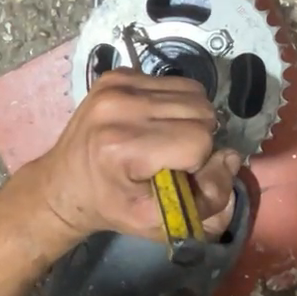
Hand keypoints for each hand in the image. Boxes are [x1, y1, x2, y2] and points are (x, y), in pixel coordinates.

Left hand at [18, 69, 243, 245]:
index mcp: (123, 146)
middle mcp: (118, 106)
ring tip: (164, 140)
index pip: (198, 141)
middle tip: (172, 159)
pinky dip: (174, 104)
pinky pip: (174, 82)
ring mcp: (116, 84)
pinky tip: (152, 123)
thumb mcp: (160, 222)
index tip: (175, 176)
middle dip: (198, 139)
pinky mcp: (117, 73)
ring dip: (190, 119)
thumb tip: (232, 156)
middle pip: (201, 111)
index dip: (198, 163)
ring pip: (194, 92)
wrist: (64, 183)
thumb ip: (206, 198)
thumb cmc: (112, 207)